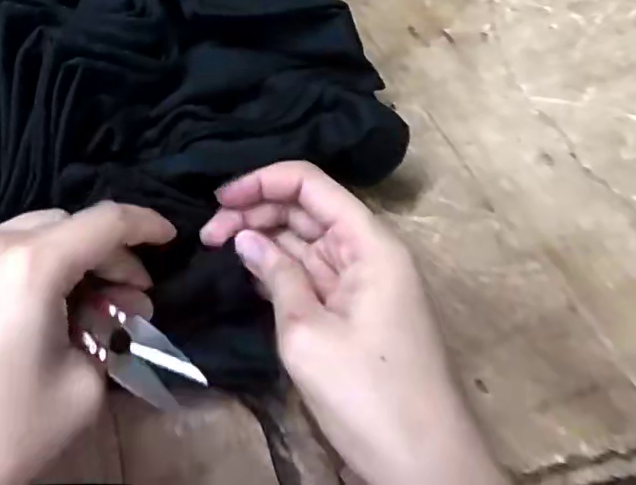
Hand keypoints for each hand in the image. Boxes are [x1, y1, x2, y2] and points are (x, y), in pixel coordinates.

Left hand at [0, 203, 176, 484]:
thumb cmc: (13, 426)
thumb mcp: (84, 382)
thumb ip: (110, 326)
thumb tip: (120, 301)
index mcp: (29, 263)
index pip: (102, 222)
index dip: (144, 224)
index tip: (172, 236)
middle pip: (70, 222)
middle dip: (109, 251)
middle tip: (135, 298)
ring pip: (41, 229)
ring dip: (77, 254)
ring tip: (101, 303)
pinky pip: (14, 244)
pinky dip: (45, 259)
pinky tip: (59, 299)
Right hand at [202, 162, 505, 484]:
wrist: (428, 477)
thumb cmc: (369, 398)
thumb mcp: (308, 333)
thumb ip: (275, 273)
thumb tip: (243, 237)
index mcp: (368, 244)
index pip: (308, 183)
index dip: (260, 181)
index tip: (218, 199)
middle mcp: (365, 252)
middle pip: (301, 207)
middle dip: (252, 211)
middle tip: (207, 234)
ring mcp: (359, 281)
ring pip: (299, 236)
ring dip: (258, 236)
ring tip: (215, 246)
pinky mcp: (350, 308)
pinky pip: (306, 268)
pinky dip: (273, 263)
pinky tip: (242, 268)